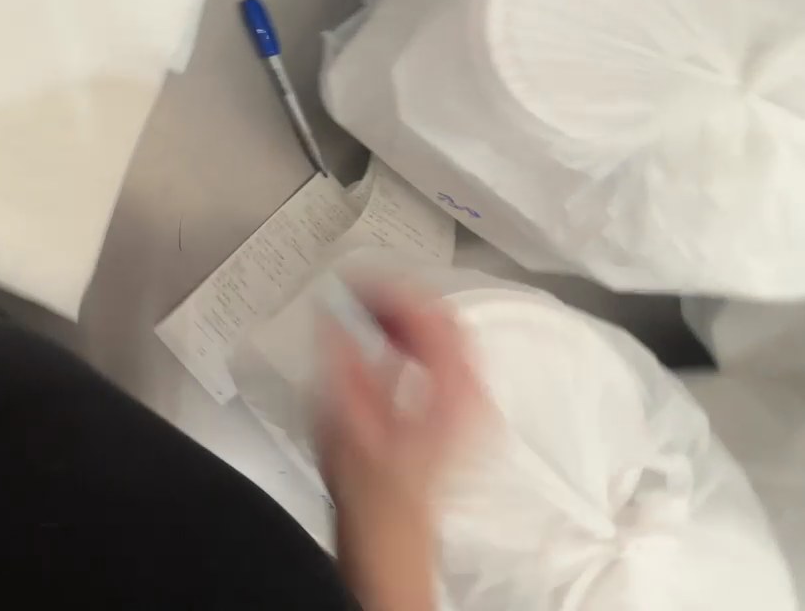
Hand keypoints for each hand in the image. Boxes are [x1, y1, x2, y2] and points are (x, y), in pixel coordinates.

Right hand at [319, 283, 485, 610]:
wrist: (389, 525)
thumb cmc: (366, 480)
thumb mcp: (342, 413)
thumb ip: (341, 356)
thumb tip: (333, 311)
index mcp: (448, 394)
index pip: (433, 317)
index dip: (391, 287)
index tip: (355, 278)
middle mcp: (471, 394)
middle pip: (447, 319)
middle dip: (398, 295)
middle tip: (357, 288)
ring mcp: (470, 401)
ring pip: (447, 331)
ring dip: (404, 311)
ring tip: (364, 305)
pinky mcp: (460, 407)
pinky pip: (444, 349)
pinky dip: (411, 332)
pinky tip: (382, 333)